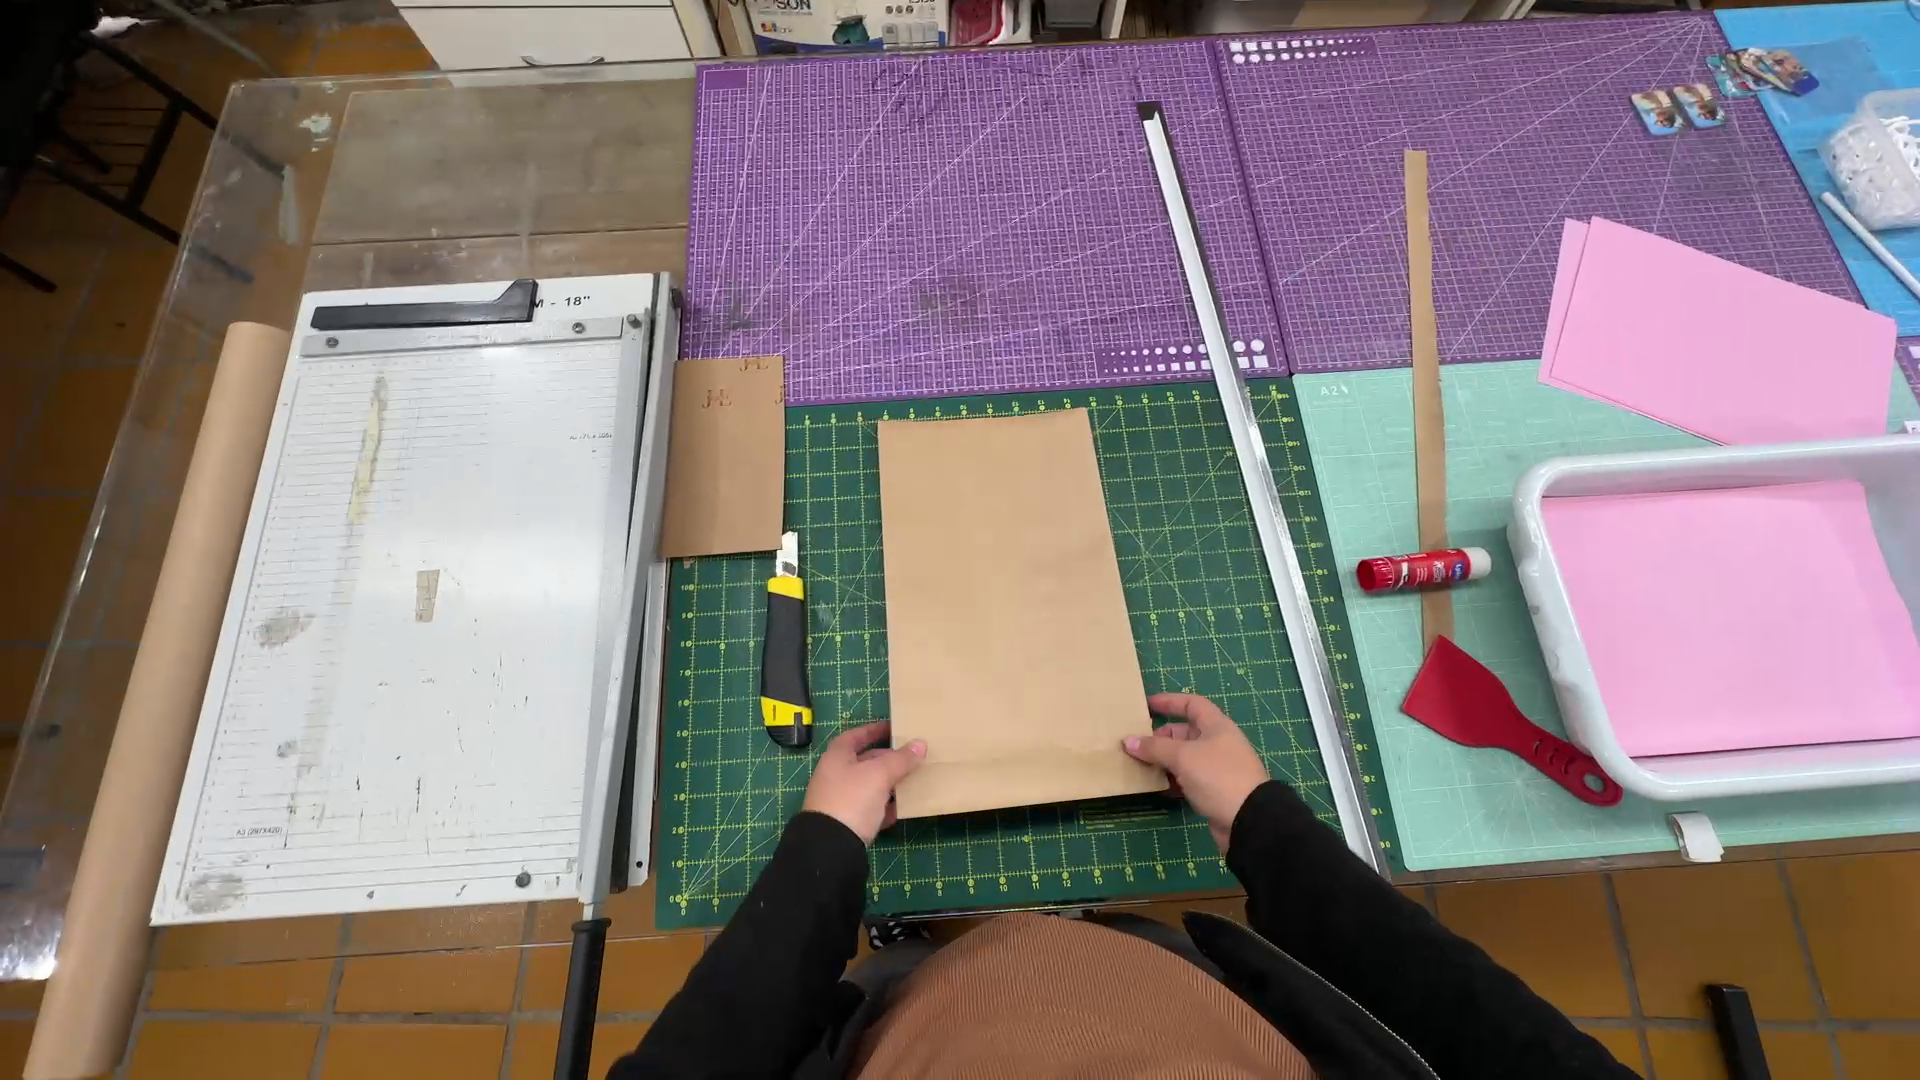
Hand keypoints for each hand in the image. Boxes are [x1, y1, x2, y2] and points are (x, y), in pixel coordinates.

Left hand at [801, 721, 926, 844]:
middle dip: (888, 758)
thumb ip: (901, 759)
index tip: (893, 727)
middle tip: (911, 756)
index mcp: (837, 757)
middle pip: (865, 761)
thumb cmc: (852, 799)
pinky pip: (871, 808)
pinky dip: (886, 806)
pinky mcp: (847, 823)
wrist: (831, 848)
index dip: (874, 729)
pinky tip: (903, 807)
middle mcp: (836, 776)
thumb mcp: (879, 775)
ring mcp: (840, 800)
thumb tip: (921, 744)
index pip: (856, 736)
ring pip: (869, 785)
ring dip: (889, 782)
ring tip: (913, 779)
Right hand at [1123, 693, 1268, 853]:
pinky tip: (1156, 786)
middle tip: (1136, 743)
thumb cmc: (1218, 776)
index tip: (1146, 704)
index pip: (1191, 704)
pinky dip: (1171, 780)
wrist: (1249, 820)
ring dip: (1163, 760)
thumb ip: (1154, 747)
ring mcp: (1216, 768)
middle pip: (1184, 732)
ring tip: (1139, 764)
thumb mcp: (1183, 756)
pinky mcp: (1214, 791)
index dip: (1169, 701)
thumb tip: (1128, 741)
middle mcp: (1217, 743)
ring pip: (1184, 757)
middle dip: (1160, 736)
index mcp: (1216, 726)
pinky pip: (1187, 779)